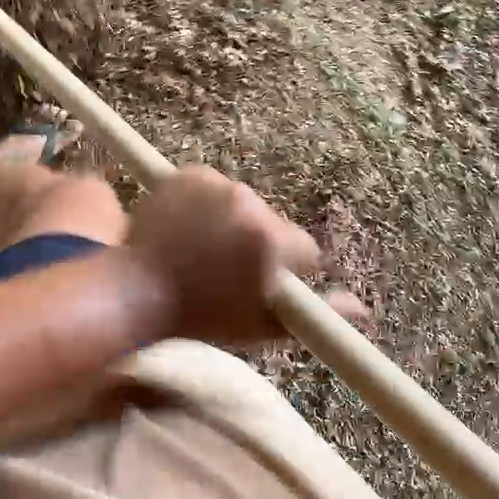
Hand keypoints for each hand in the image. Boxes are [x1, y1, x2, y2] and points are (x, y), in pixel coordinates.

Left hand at [121, 167, 362, 344]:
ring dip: (231, 221)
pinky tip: (186, 228)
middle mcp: (249, 202)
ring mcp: (215, 183)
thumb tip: (363, 309)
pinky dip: (205, 203)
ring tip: (201, 250)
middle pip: (271, 223)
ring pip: (241, 204)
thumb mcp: (263, 325)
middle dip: (258, 243)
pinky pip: (211, 187)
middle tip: (225, 271)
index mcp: (272, 239)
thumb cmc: (202, 316)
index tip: (263, 283)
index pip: (306, 249)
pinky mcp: (188, 173)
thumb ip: (318, 315)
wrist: (135, 287)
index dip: (288, 270)